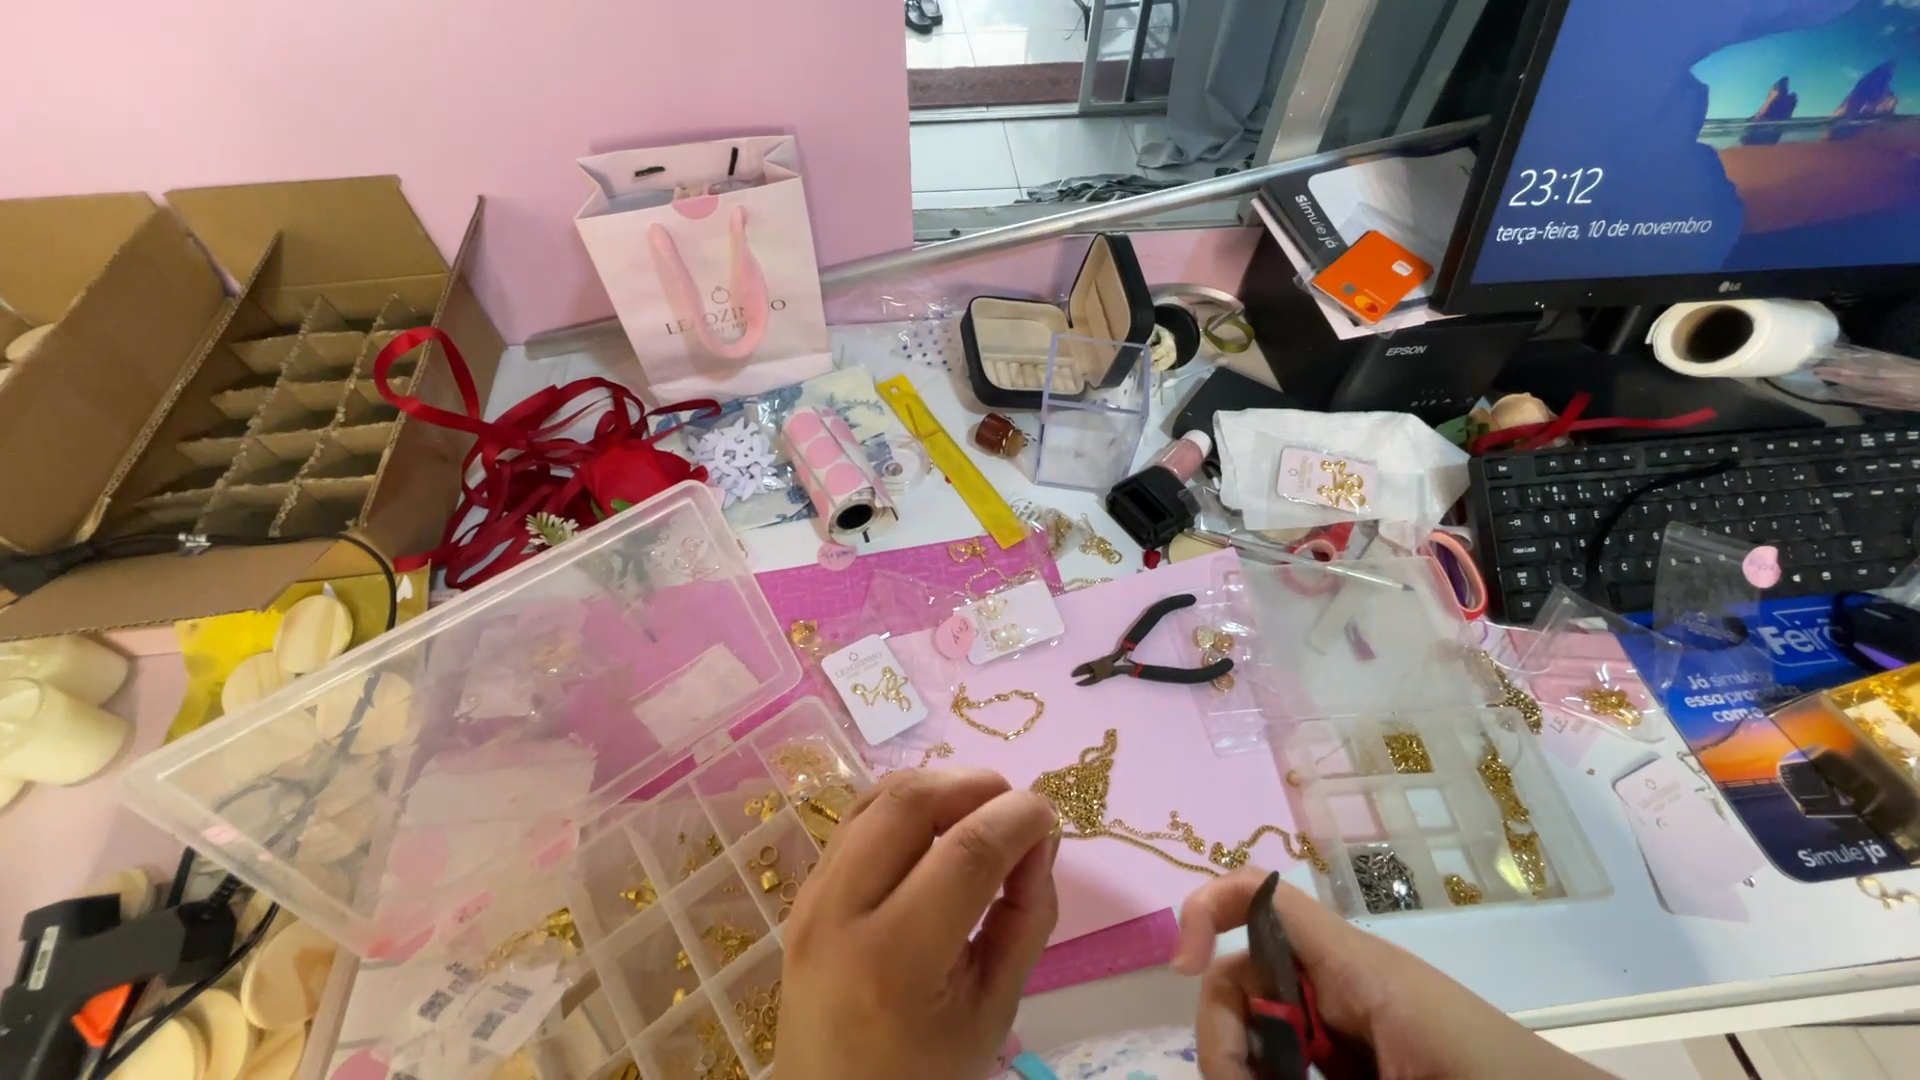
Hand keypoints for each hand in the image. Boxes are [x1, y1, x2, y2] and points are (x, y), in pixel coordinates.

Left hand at [777, 767, 1058, 1079]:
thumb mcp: (995, 1010)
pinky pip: (859, 815)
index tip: (1049, 816)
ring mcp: (813, 895)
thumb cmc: (926, 1074)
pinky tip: (938, 823)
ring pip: (880, 796)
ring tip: (982, 810)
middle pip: (912, 802)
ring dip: (941, 786)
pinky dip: (907, 802)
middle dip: (977, 786)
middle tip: (1016, 808)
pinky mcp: (807, 886)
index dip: (1018, 818)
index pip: (967, 854)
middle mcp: (840, 913)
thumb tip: (1039, 837)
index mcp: (893, 963)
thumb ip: (1026, 917)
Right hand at [1173, 869, 1612, 1079]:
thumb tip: (1238, 1075)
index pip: (1256, 895)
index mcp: (1350, 966)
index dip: (1202, 911)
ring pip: (1261, 1027)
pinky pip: (1292, 1055)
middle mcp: (1338, 981)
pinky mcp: (1355, 1059)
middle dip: (1223, 1039)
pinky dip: (1275, 1074)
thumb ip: (1308, 1066)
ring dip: (1246, 1067)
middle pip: (1241, 979)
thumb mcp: (1394, 1076)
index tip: (1182, 971)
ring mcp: (1347, 1024)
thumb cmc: (1494, 1077)